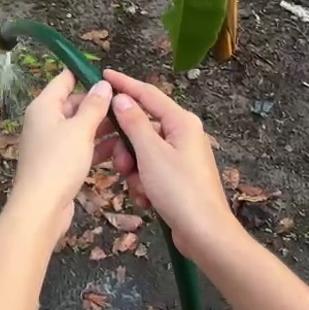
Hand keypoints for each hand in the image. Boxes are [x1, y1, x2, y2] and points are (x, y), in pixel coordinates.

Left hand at [8, 71, 114, 236]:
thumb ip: (94, 106)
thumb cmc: (58, 163)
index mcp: (44, 106)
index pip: (64, 79)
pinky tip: (120, 149)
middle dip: (100, 106)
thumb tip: (103, 84)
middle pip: (75, 104)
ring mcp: (53, 142)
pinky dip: (97, 147)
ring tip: (129, 128)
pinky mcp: (60, 162)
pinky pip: (81, 147)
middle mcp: (46, 121)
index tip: (112, 79)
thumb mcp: (80, 130)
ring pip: (81, 127)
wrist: (41, 208)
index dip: (86, 75)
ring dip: (103, 128)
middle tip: (128, 108)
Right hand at [102, 70, 238, 258]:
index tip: (104, 75)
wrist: (204, 234)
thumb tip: (122, 98)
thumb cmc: (180, 191)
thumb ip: (134, 123)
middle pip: (142, 127)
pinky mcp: (177, 178)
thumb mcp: (151, 154)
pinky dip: (144, 184)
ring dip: (134, 170)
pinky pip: (150, 171)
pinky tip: (147, 200)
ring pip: (143, 152)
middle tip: (118, 164)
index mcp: (181, 122)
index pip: (148, 94)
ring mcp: (181, 157)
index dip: (124, 84)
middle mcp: (183, 134)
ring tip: (138, 188)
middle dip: (126, 146)